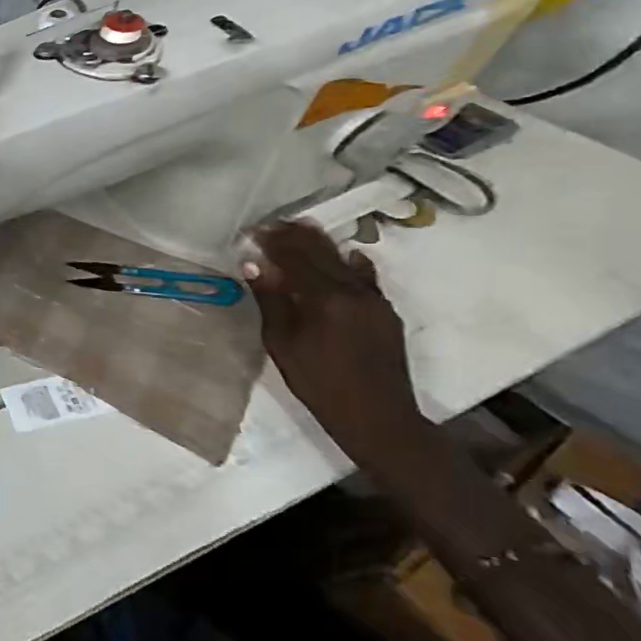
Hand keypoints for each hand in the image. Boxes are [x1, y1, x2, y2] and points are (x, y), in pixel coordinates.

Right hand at [243, 222, 421, 447]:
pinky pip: (366, 277)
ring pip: (344, 260)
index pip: (295, 258)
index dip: (273, 242)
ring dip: (321, 244)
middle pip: (321, 253)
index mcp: (324, 298)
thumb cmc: (319, 384)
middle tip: (274, 224)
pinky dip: (351, 262)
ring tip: (302, 229)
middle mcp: (353, 291)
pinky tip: (347, 256)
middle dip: (295, 236)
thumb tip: (255, 265)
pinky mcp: (385, 310)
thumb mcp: (283, 344)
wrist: (377, 416)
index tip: (254, 231)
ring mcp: (374, 299)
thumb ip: (272, 301)